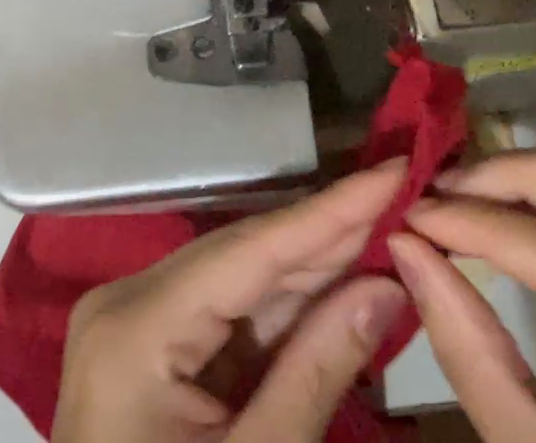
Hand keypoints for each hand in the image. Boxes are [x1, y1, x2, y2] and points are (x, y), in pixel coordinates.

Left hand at [53, 161, 409, 442]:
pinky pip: (231, 312)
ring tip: (387, 228)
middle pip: (247, 256)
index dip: (331, 209)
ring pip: (243, 279)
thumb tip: (389, 285)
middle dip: (331, 233)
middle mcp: (130, 302)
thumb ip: (318, 370)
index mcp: (137, 327)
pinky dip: (288, 306)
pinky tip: (342, 279)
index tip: (393, 166)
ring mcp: (137, 321)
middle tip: (405, 196)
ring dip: (316, 265)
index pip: (252, 250)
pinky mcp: (152, 344)